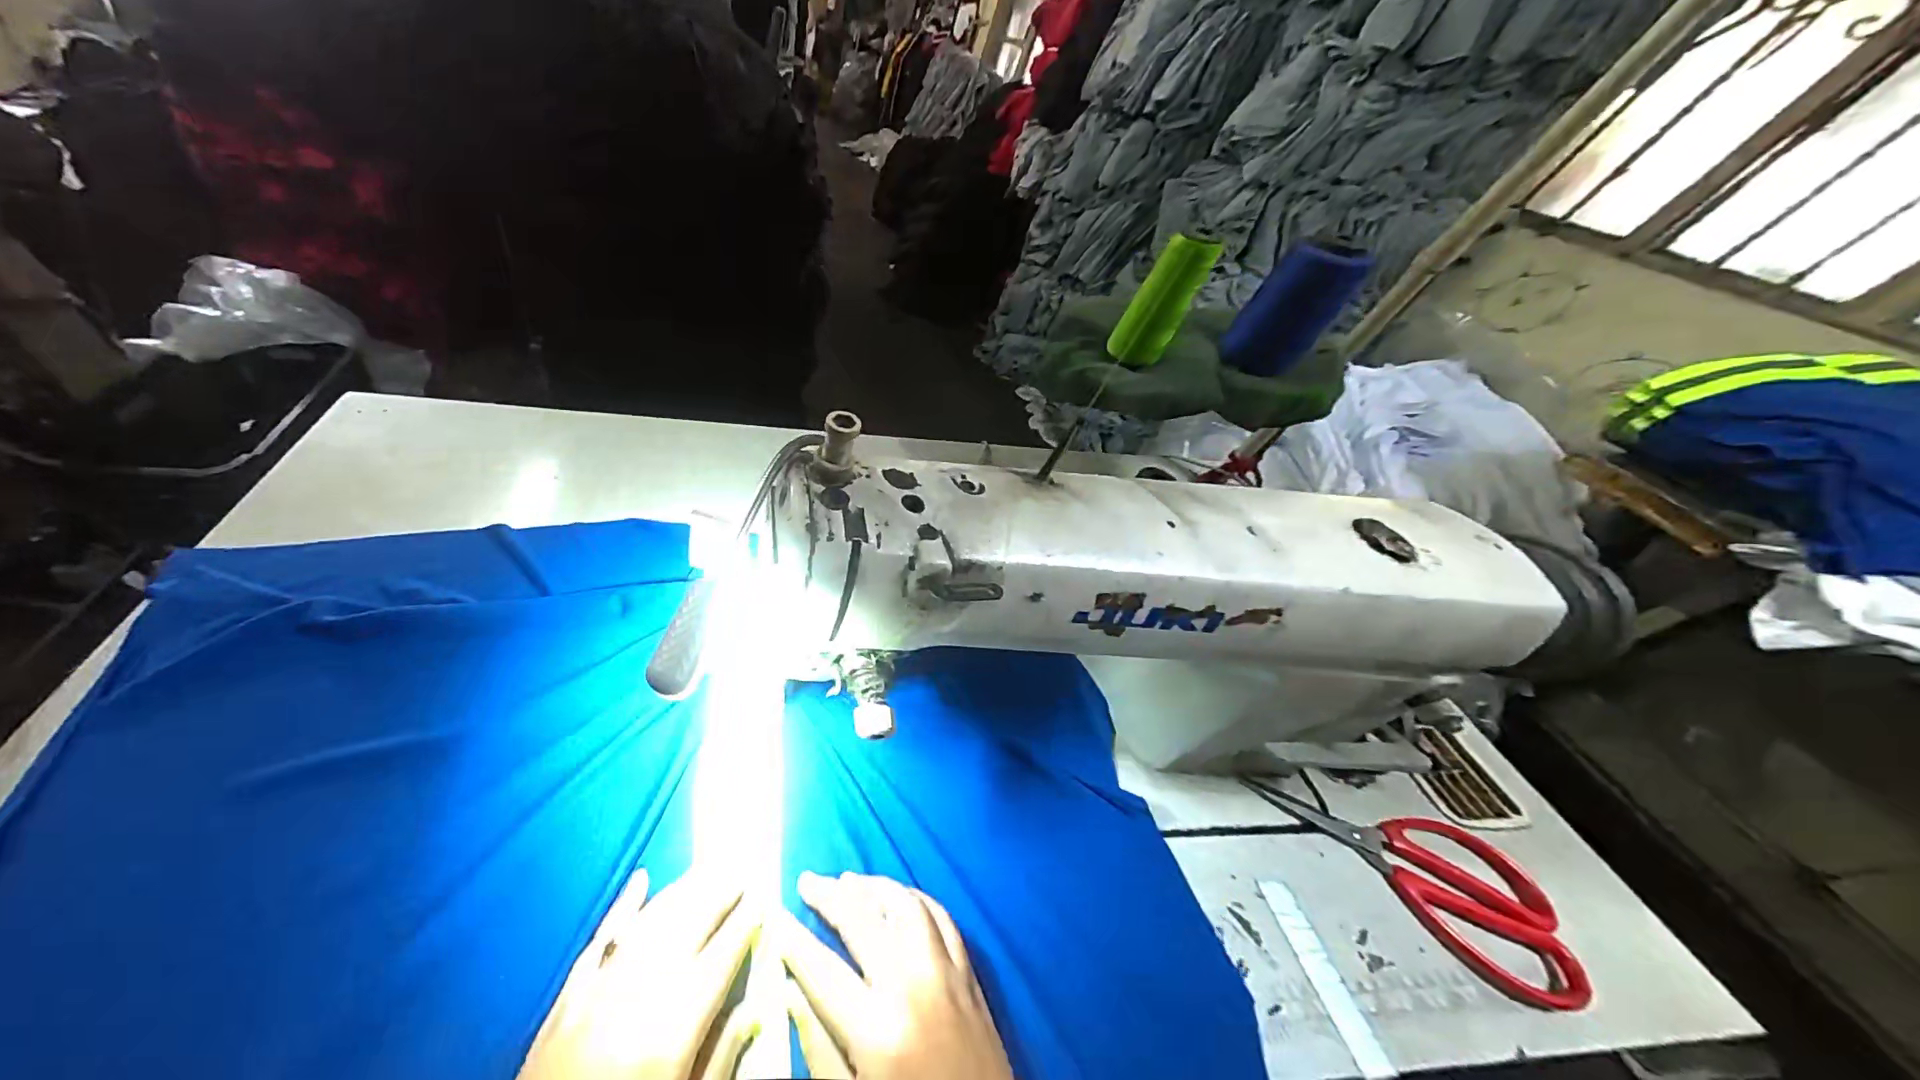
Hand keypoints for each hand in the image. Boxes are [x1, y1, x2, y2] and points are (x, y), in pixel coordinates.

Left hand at [519, 868, 760, 1079]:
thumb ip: (721, 1054)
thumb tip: (754, 1009)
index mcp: (676, 1023)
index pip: (721, 956)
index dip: (744, 924)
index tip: (762, 898)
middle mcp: (640, 994)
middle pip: (688, 927)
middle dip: (717, 895)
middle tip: (740, 872)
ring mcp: (599, 990)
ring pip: (650, 923)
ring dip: (681, 892)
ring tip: (705, 870)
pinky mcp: (567, 998)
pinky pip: (600, 940)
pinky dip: (622, 907)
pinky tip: (640, 880)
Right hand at [778, 871, 1014, 1079]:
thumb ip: (819, 1045)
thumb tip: (790, 991)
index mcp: (876, 1028)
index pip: (823, 969)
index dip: (796, 940)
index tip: (776, 917)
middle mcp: (912, 987)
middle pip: (865, 922)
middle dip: (831, 896)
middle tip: (808, 880)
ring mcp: (946, 975)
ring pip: (907, 907)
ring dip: (876, 887)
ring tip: (849, 880)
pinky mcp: (970, 975)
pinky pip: (943, 919)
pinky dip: (918, 899)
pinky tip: (901, 896)